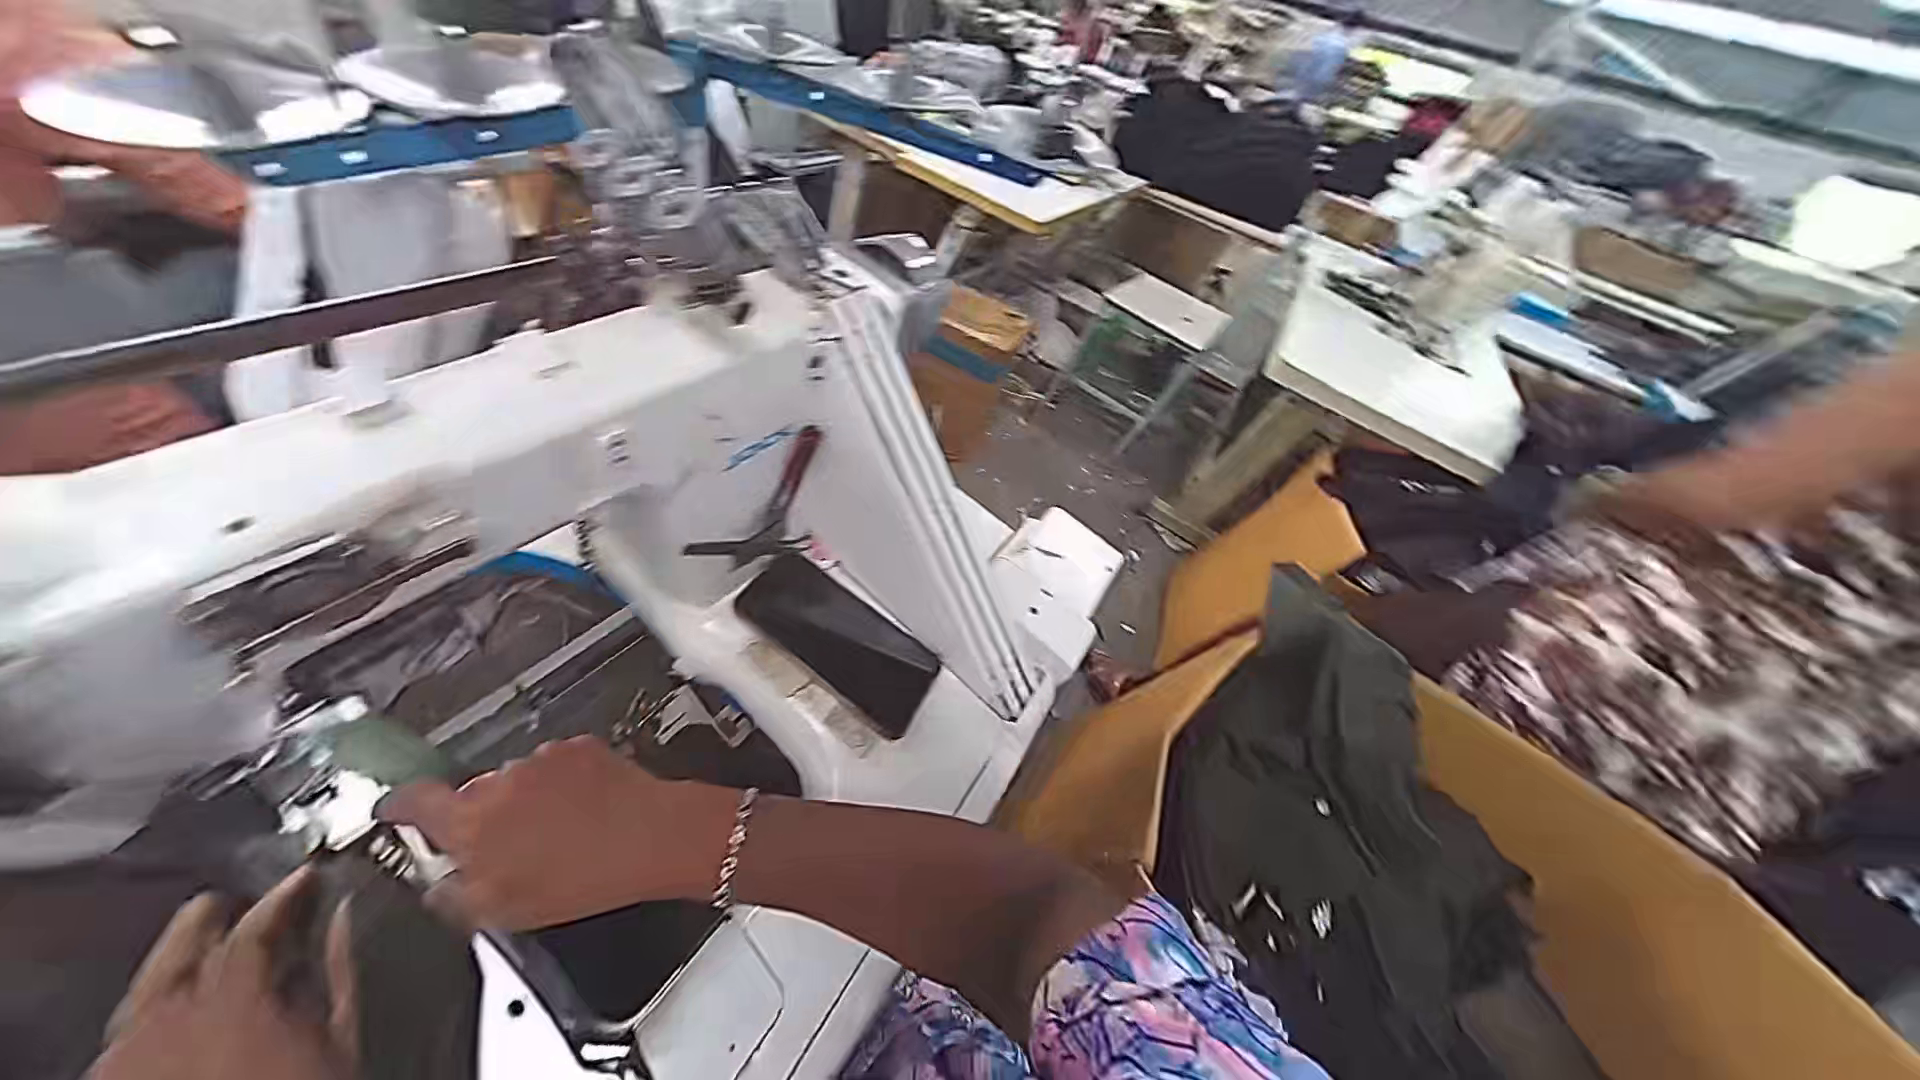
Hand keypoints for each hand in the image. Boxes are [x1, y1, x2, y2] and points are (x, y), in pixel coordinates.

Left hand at [89, 866, 352, 1079]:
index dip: (280, 898)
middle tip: (227, 900)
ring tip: (197, 949)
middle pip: (178, 956)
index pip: (250, 931)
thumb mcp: (338, 1029)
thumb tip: (341, 916)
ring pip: (143, 994)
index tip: (304, 879)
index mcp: (231, 1005)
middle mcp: (169, 1027)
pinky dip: (153, 1007)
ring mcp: (130, 1061)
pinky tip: (175, 1007)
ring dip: (174, 963)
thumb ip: (338, 967)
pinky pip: (127, 1033)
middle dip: (204, 921)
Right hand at [378, 736, 739, 929]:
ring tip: (560, 829)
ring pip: (518, 778)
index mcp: (472, 821)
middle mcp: (504, 780)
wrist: (651, 836)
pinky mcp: (581, 746)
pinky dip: (562, 781)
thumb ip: (453, 894)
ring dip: (528, 798)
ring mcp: (545, 758)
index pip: (413, 801)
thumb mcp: (501, 909)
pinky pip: (557, 763)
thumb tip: (438, 884)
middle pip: (473, 792)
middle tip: (510, 845)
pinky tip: (583, 806)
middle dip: (481, 816)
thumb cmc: (584, 876)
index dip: (400, 808)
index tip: (395, 811)